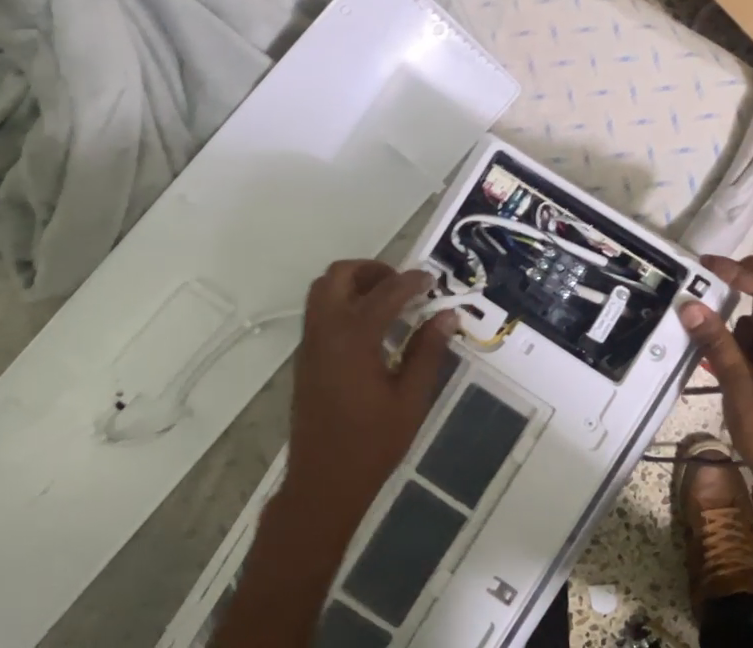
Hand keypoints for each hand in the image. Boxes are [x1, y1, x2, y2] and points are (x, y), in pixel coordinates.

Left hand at [284, 260, 456, 522]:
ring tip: (388, 302)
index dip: (412, 281)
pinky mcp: (305, 357)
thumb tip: (447, 316)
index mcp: (353, 338)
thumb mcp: (410, 399)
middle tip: (403, 285)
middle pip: (340, 275)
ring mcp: (310, 343)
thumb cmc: (372, 444)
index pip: (386, 292)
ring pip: (323, 289)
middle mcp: (326, 330)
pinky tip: (370, 328)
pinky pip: (319, 311)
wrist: (323, 482)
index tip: (433, 281)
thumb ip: (427, 352)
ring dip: (353, 283)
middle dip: (372, 270)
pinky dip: (342, 302)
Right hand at [680, 254, 752, 507]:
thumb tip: (690, 305)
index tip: (705, 267)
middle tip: (717, 272)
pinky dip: (745, 340)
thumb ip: (717, 342)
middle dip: (752, 276)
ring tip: (707, 333)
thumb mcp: (739, 387)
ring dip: (742, 317)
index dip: (738, 272)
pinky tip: (716, 359)